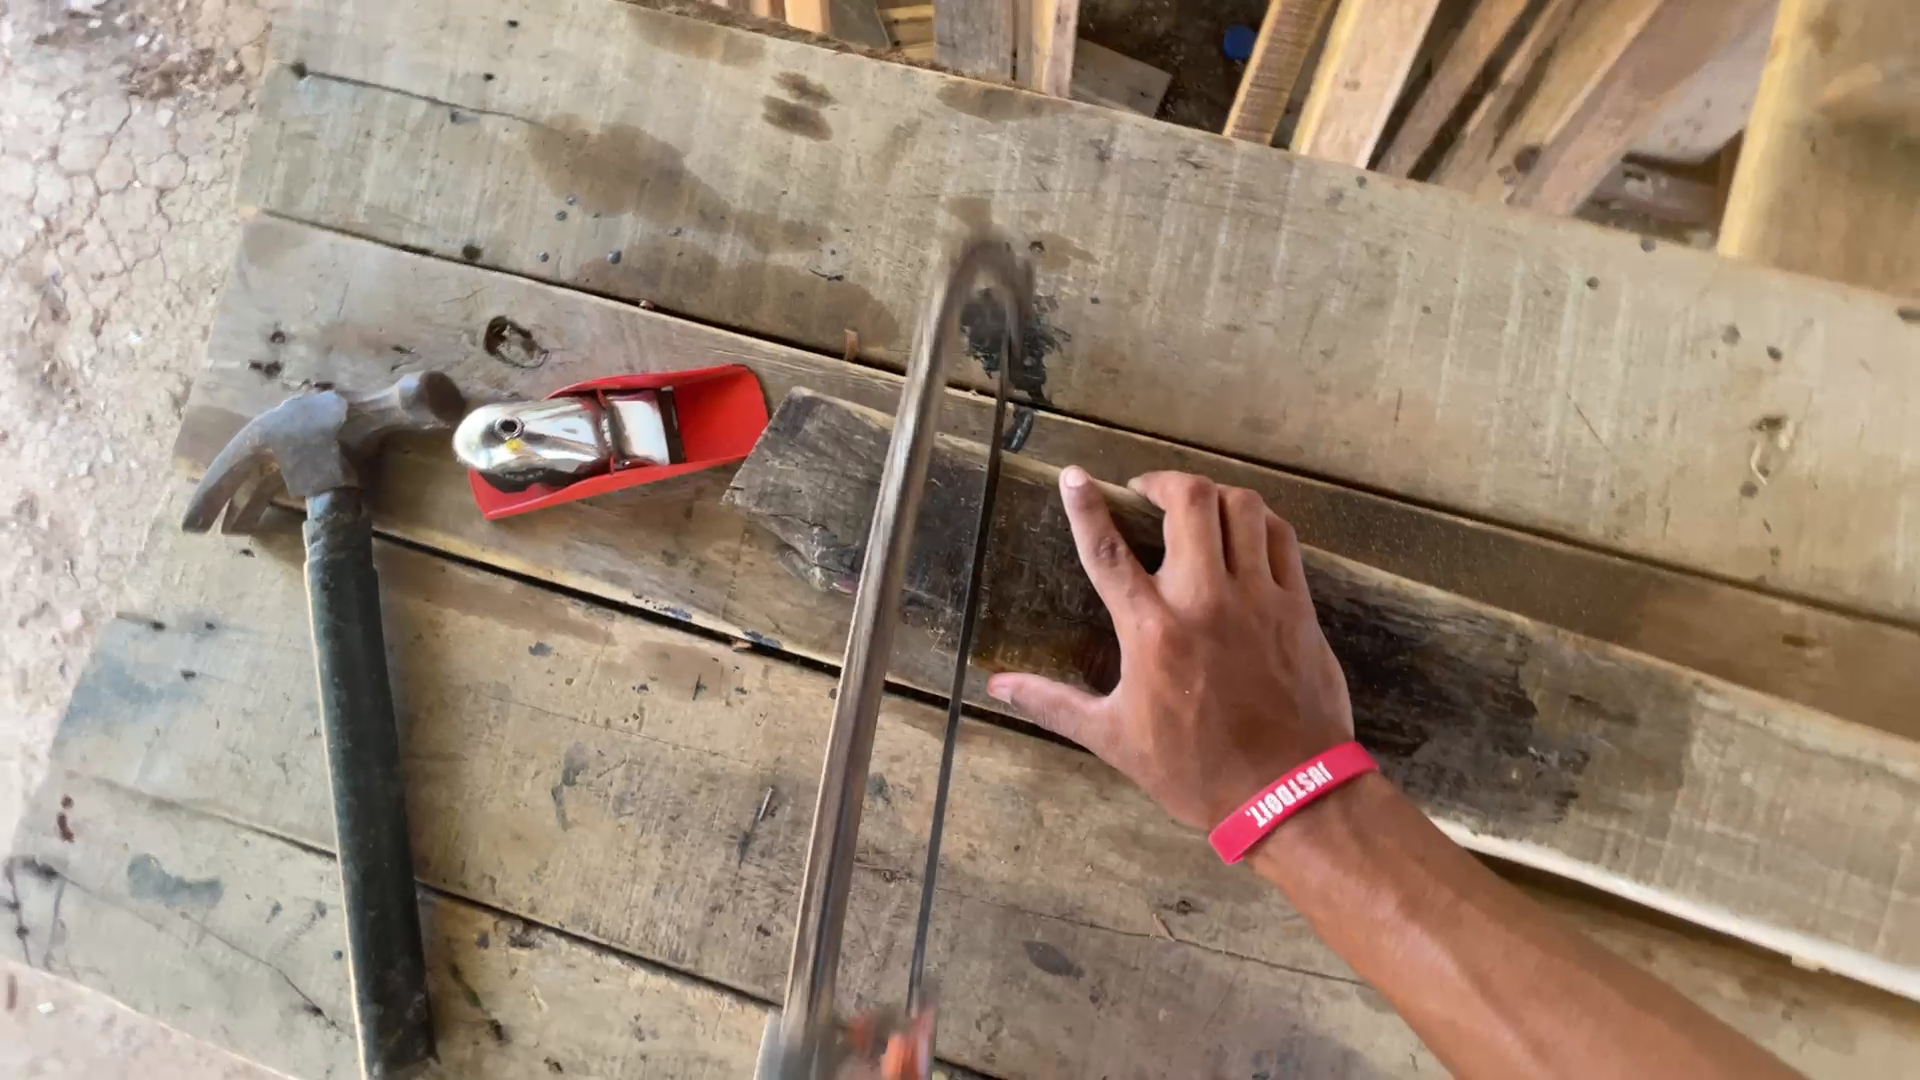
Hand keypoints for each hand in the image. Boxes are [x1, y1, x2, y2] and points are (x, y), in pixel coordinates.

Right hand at [987, 468, 1354, 828]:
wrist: (1291, 796)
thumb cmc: (1194, 768)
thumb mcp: (1113, 738)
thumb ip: (1052, 703)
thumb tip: (997, 687)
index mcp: (1151, 630)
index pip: (1107, 552)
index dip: (1086, 507)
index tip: (1074, 476)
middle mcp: (1203, 599)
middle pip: (1188, 503)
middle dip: (1162, 481)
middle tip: (1145, 492)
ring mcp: (1257, 597)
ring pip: (1241, 508)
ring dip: (1212, 494)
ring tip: (1194, 507)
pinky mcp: (1297, 607)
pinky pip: (1281, 538)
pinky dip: (1258, 520)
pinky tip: (1243, 530)